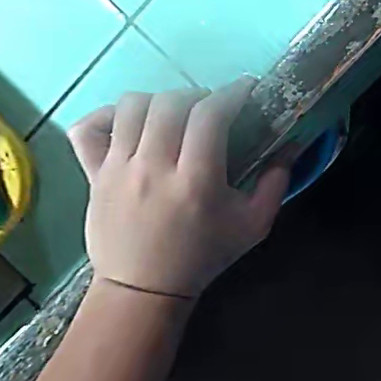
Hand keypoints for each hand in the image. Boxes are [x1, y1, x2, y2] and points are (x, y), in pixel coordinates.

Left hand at [67, 79, 290, 300]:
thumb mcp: (253, 226)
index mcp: (195, 181)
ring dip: (158, 101)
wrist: (143, 290)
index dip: (232, 93)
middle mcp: (153, 167)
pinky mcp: (93, 173)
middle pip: (170, 102)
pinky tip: (128, 125)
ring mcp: (118, 168)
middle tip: (210, 109)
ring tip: (172, 116)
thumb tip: (291, 145)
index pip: (210, 114)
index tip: (245, 90)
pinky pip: (89, 127)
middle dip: (197, 95)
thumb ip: (275, 184)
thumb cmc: (202, 256)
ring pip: (131, 106)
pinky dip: (107, 116)